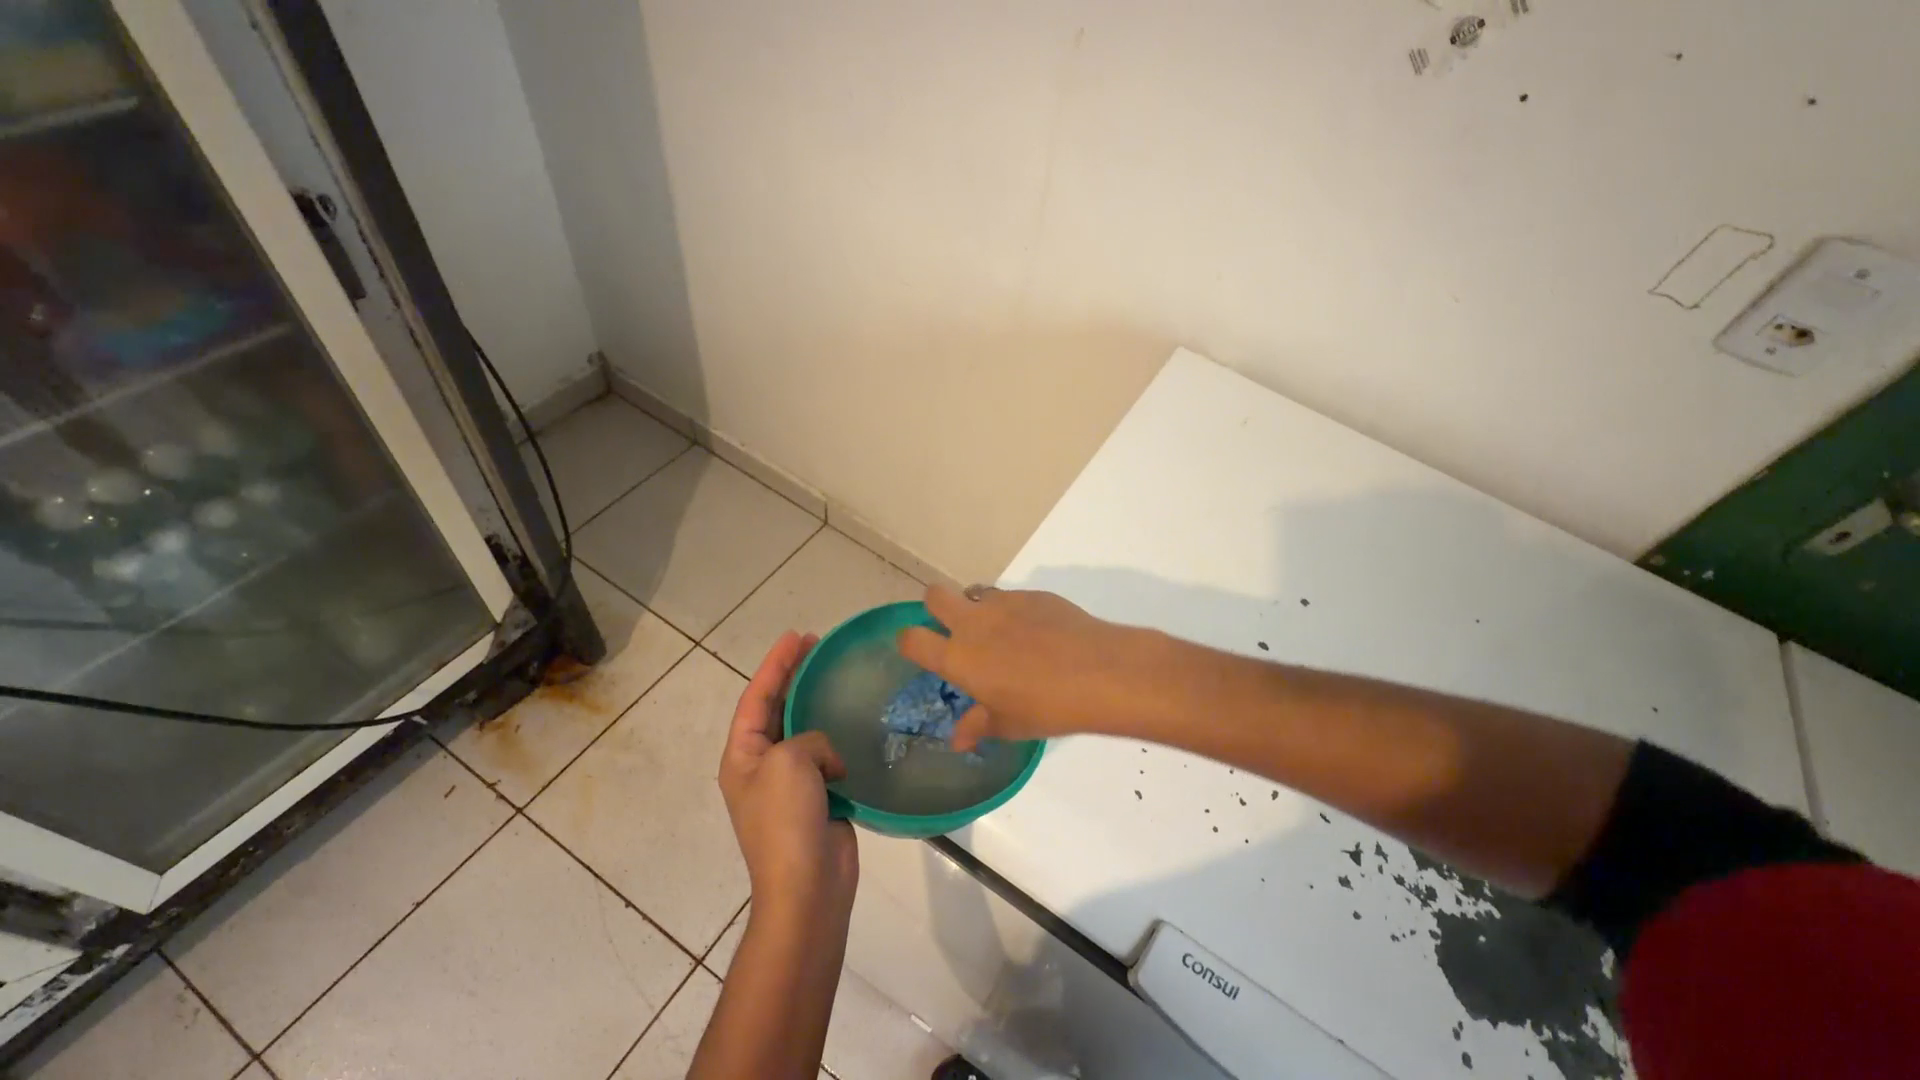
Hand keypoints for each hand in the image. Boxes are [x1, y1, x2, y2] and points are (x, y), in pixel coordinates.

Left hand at [718, 631, 857, 908]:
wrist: (807, 887)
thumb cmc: (786, 822)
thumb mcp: (787, 762)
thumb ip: (805, 738)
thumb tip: (828, 759)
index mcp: (742, 756)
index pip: (756, 698)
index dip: (775, 665)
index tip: (797, 636)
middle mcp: (761, 768)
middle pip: (777, 712)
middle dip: (795, 680)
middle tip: (819, 648)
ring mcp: (789, 787)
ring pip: (804, 737)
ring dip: (819, 713)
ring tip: (842, 686)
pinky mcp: (817, 803)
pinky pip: (826, 764)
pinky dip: (839, 747)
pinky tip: (856, 734)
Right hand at [897, 585, 1160, 749]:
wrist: (1097, 671)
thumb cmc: (1045, 706)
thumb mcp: (1008, 724)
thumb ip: (977, 726)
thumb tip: (958, 740)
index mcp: (958, 657)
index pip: (912, 639)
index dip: (910, 643)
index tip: (921, 652)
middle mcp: (973, 623)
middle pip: (935, 596)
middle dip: (937, 608)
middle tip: (957, 632)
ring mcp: (1004, 603)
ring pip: (976, 592)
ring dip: (978, 608)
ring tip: (1002, 635)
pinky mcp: (1035, 595)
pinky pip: (1012, 598)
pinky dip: (1015, 612)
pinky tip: (1038, 635)